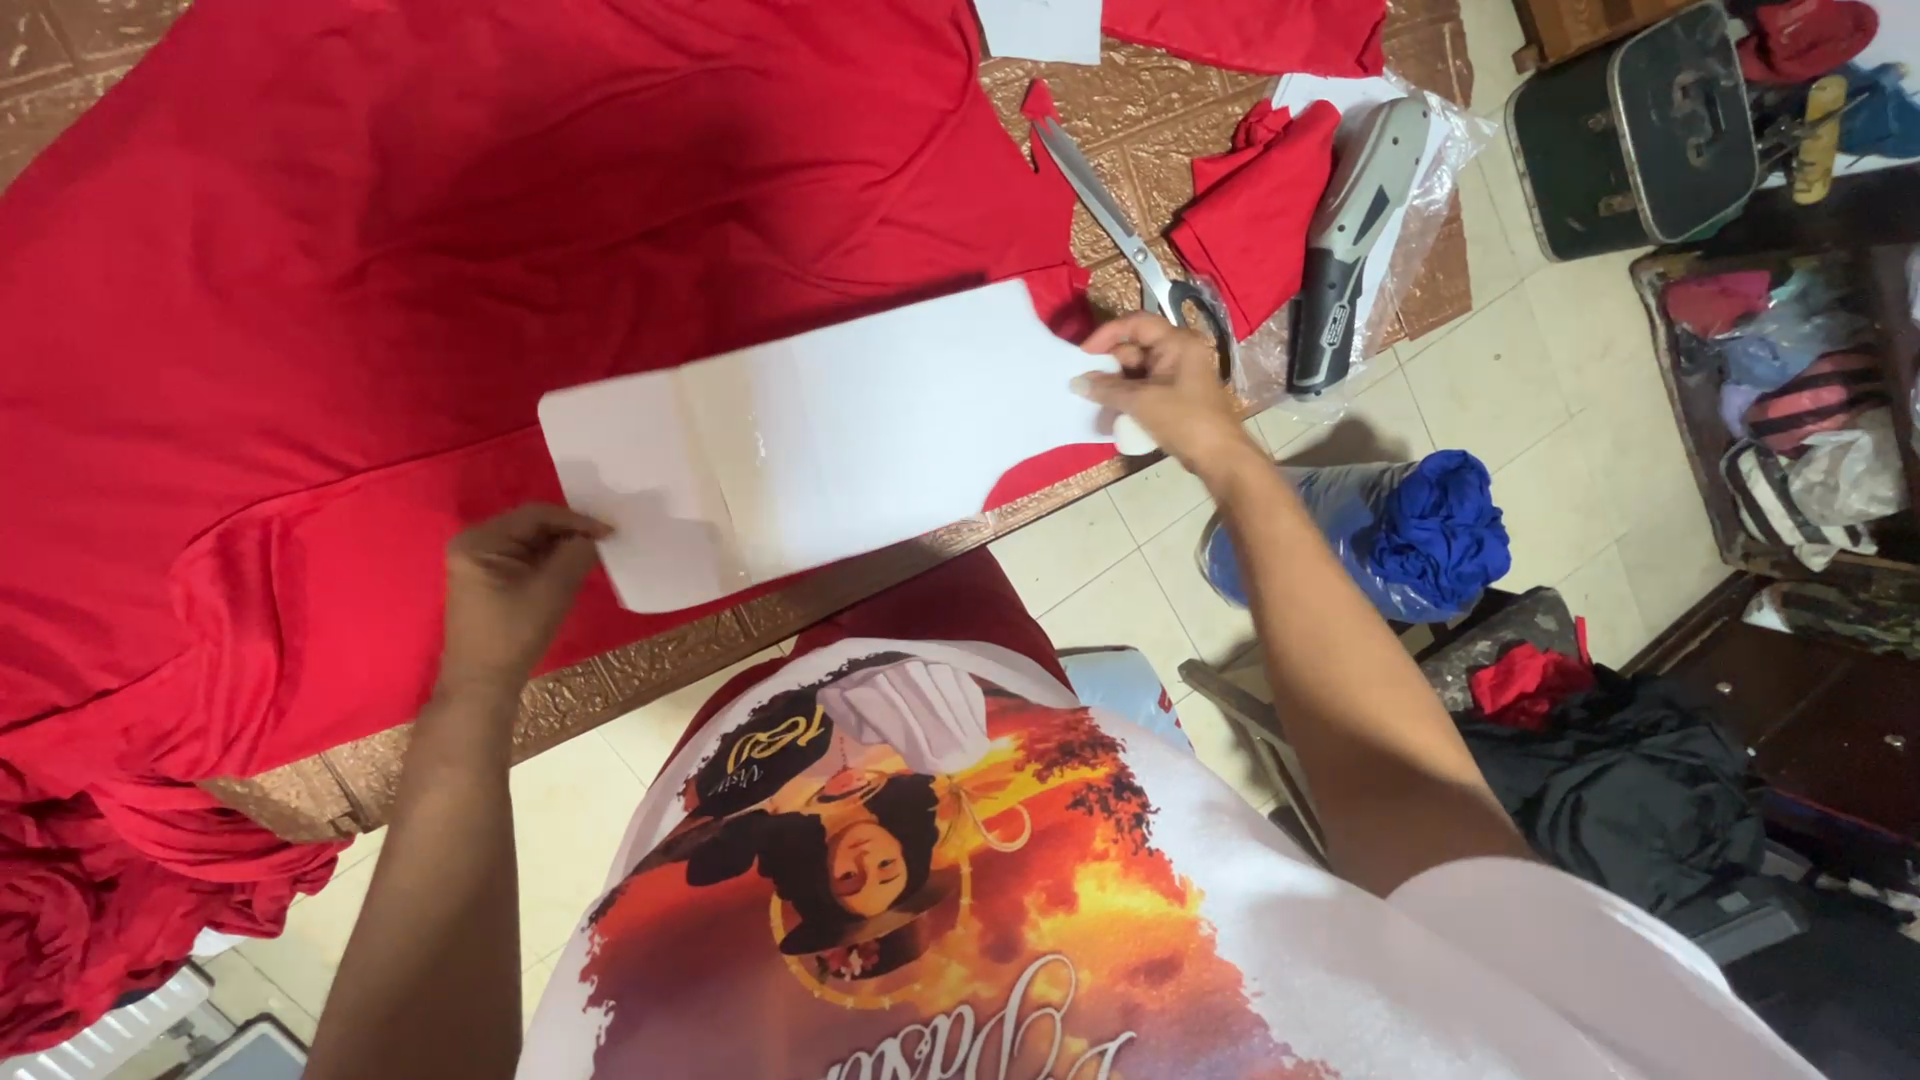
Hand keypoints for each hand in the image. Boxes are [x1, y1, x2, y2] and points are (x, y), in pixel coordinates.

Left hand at [437, 503, 610, 701]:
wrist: (484, 681)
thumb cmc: (514, 634)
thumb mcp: (553, 590)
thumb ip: (576, 555)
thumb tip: (594, 537)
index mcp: (481, 541)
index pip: (536, 514)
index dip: (576, 519)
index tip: (609, 532)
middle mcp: (475, 543)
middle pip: (532, 524)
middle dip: (570, 531)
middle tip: (605, 541)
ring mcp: (480, 561)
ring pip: (532, 541)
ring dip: (563, 546)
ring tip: (594, 553)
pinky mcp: (489, 577)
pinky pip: (526, 557)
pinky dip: (551, 559)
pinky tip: (573, 567)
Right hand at [1074, 313, 1264, 481]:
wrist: (1219, 456)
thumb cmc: (1184, 420)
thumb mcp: (1142, 402)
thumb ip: (1107, 390)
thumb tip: (1077, 383)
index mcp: (1177, 343)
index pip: (1136, 323)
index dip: (1107, 335)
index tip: (1084, 355)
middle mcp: (1178, 352)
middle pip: (1135, 347)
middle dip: (1108, 364)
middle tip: (1083, 382)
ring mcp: (1177, 374)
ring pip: (1137, 370)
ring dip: (1114, 384)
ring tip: (1091, 399)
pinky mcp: (1174, 395)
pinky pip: (1144, 387)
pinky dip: (1126, 396)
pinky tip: (1108, 411)